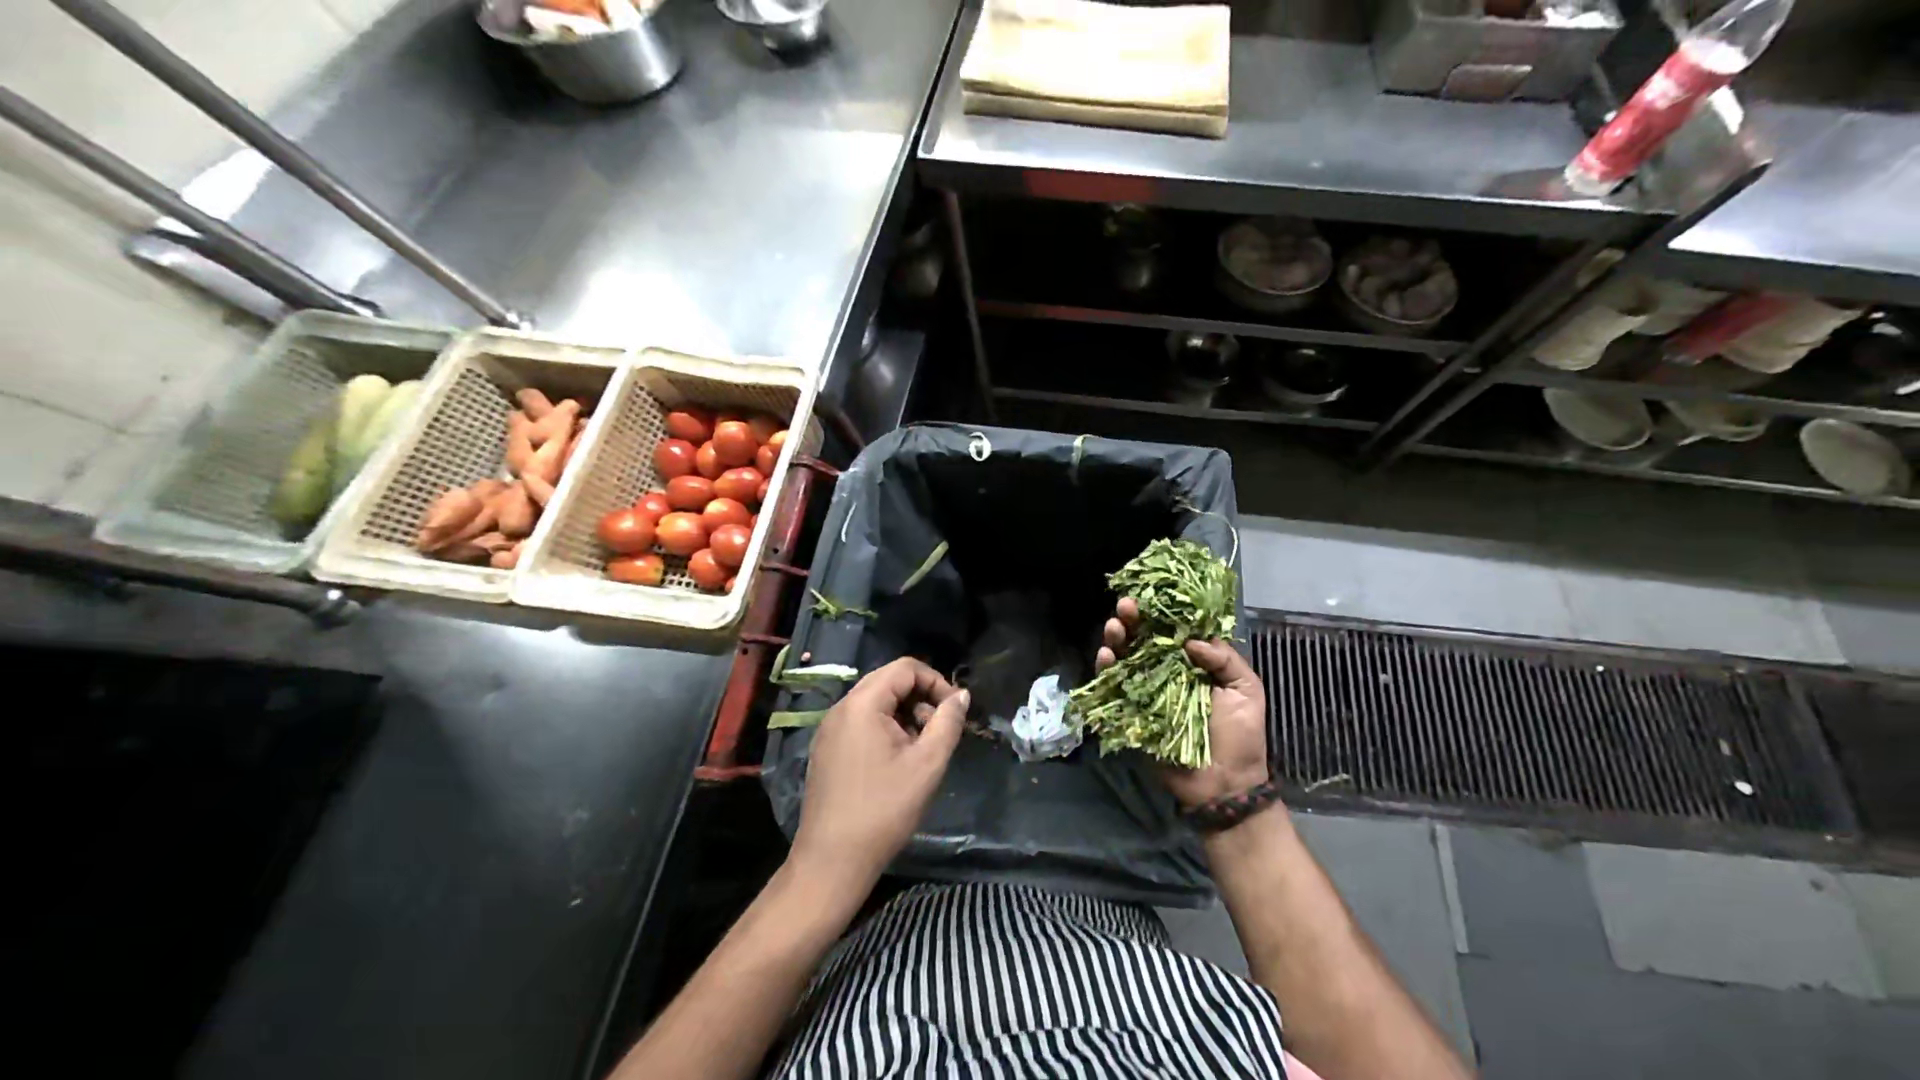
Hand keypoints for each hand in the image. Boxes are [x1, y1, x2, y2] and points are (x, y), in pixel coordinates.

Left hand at [791, 658, 969, 887]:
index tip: (954, 711)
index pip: (905, 668)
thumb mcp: (927, 764)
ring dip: (904, 714)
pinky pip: (860, 722)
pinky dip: (885, 728)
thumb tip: (961, 696)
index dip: (936, 682)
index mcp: (862, 704)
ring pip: (875, 702)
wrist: (833, 860)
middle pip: (888, 681)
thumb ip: (948, 722)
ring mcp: (829, 729)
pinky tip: (897, 761)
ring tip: (921, 748)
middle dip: (921, 698)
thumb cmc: (885, 809)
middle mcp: (841, 708)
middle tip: (939, 729)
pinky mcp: (826, 749)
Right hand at [1099, 599, 1270, 809]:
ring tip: (1114, 627)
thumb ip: (1225, 659)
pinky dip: (1106, 670)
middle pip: (1143, 639)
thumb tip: (1191, 640)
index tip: (1150, 596)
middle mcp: (1166, 671)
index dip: (1160, 612)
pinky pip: (1114, 687)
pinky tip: (1106, 656)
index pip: (1172, 630)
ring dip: (1116, 639)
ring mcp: (1145, 690)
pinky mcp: (1130, 711)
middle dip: (1132, 620)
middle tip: (1125, 606)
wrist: (1224, 784)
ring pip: (1125, 658)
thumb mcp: (1247, 690)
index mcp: (1193, 663)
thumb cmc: (1240, 736)